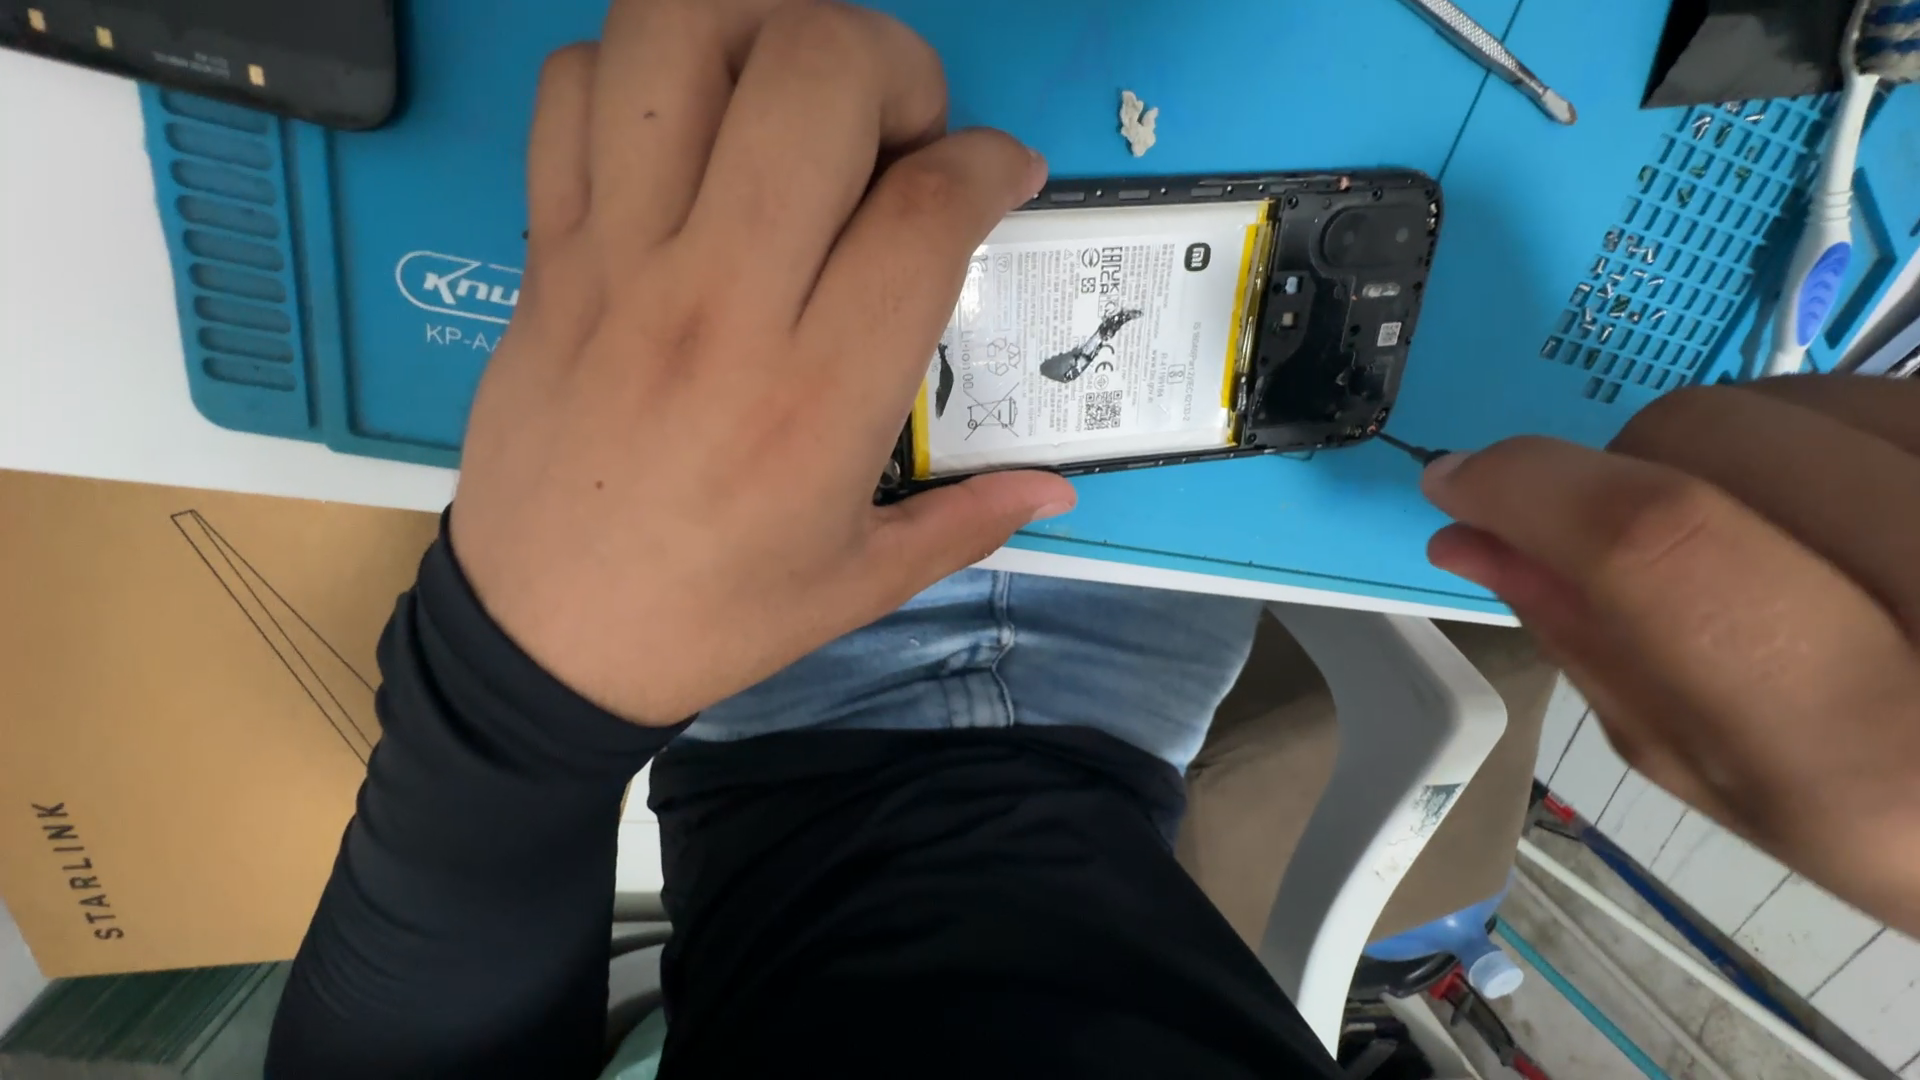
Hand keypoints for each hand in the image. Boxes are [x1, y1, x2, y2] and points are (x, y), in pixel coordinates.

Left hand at [450, 0, 1073, 724]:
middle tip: (906, 130)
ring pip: (680, 37)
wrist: (549, 643)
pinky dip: (646, 68)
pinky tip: (694, 130)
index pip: (926, 210)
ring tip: (802, 92)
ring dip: (767, 25)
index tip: (1003, 174)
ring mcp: (619, 264)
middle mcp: (723, 303)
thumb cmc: (717, 618)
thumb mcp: (862, 585)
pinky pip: (578, 90)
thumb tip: (1059, 485)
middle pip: (816, 77)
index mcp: (821, 396)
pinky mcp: (547, 257)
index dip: (990, 162)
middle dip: (895, 65)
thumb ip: (969, 522)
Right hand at [1421, 376, 1919, 933]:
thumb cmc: (1893, 822)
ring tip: (1761, 527)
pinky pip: (1887, 387)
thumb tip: (1463, 534)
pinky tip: (1852, 501)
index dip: (1529, 488)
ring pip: (1797, 395)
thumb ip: (1579, 638)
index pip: (1659, 545)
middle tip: (1630, 533)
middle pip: (1714, 439)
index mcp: (1869, 746)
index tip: (1458, 482)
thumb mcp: (1705, 762)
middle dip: (1620, 467)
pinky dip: (1822, 429)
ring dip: (1726, 449)